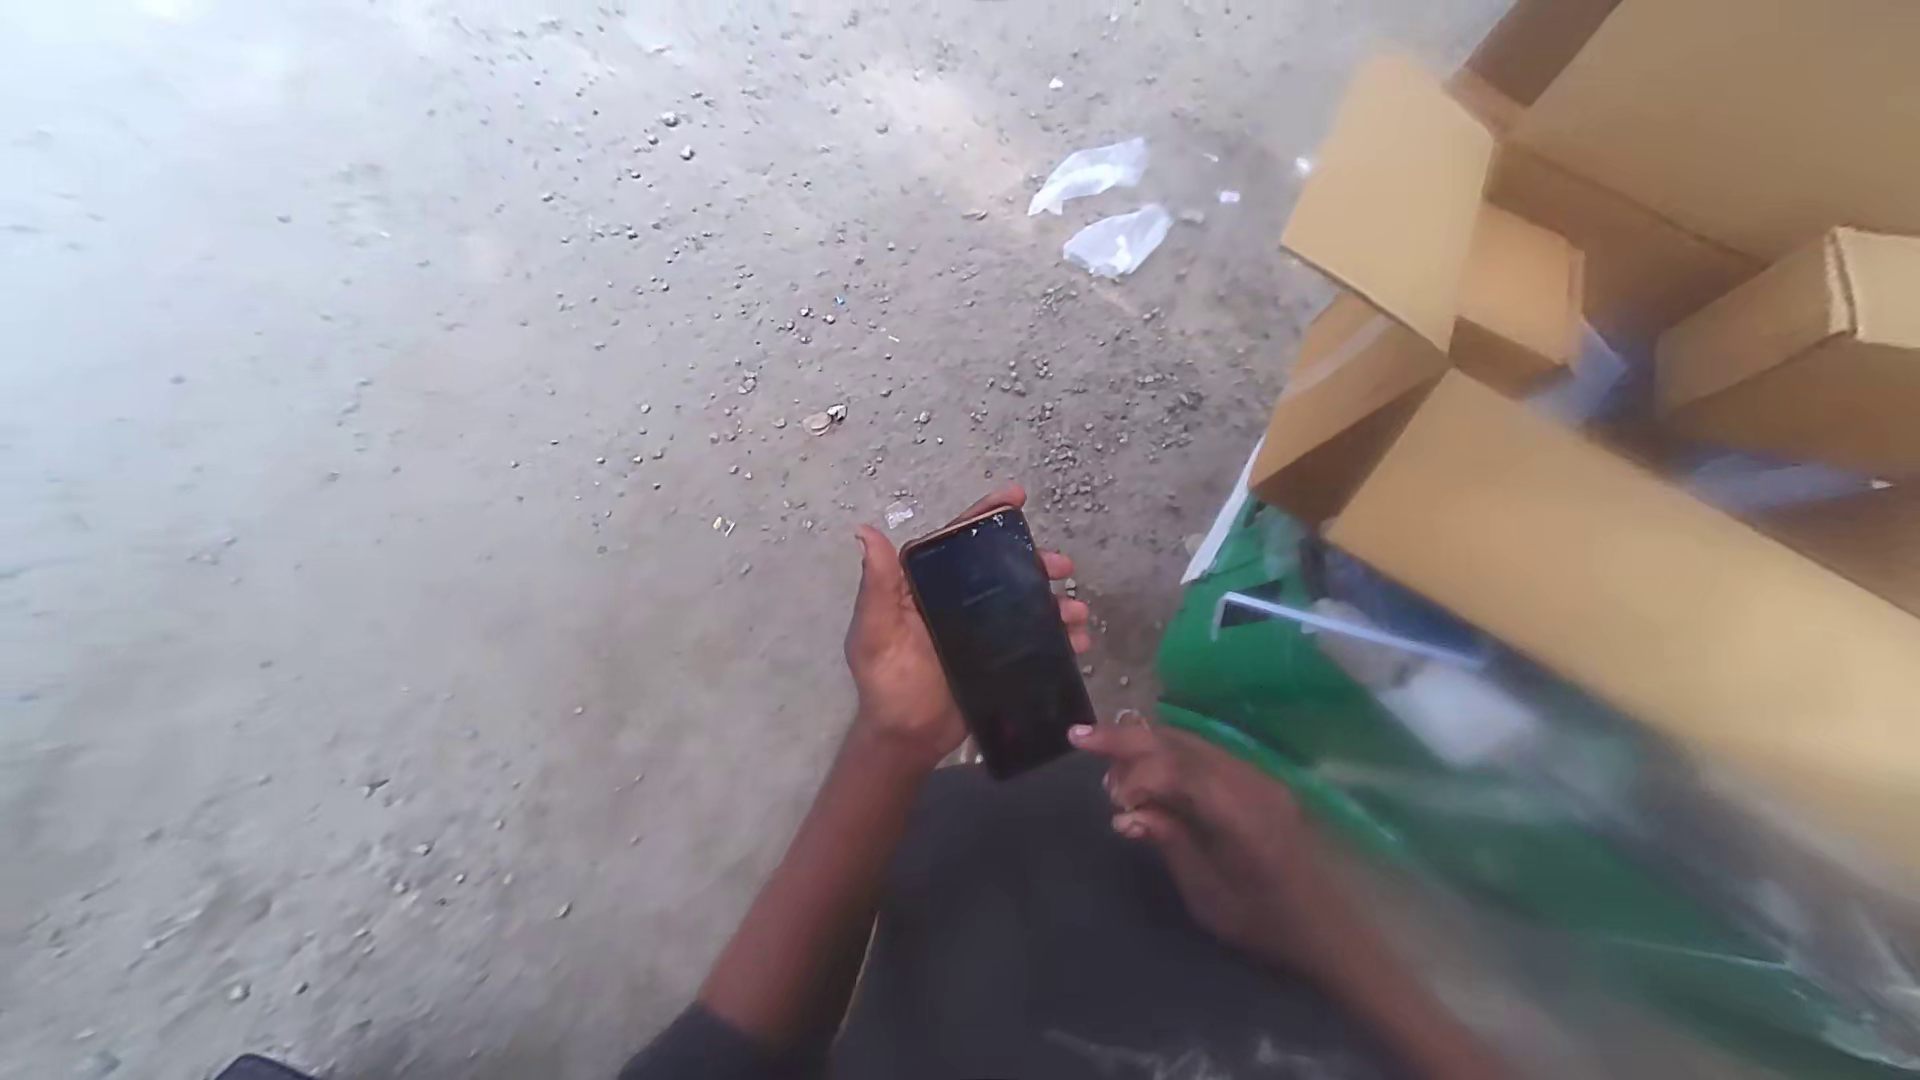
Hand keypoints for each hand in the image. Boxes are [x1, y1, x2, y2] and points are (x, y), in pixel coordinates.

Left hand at [846, 482, 1091, 770]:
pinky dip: (1060, 637)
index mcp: (928, 585)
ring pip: (1026, 602)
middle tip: (1061, 565)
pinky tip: (1077, 641)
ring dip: (1055, 599)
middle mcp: (959, 600)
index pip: (958, 542)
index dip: (986, 515)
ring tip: (1075, 610)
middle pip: (1003, 569)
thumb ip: (876, 584)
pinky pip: (1036, 640)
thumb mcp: (874, 630)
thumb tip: (866, 531)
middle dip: (1036, 561)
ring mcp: (983, 629)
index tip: (1015, 496)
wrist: (907, 736)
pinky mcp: (1002, 658)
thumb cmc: (885, 680)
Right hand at [1069, 714, 1349, 976]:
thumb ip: (1168, 841)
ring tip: (1103, 752)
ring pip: (1187, 739)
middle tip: (1080, 736)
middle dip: (1125, 737)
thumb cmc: (1266, 923)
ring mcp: (1253, 773)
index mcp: (1239, 812)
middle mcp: (1247, 780)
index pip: (1176, 768)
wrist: (1329, 930)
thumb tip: (1125, 812)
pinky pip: (1200, 750)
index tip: (1113, 801)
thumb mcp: (1208, 895)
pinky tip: (1141, 761)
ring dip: (1142, 742)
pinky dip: (1164, 750)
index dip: (1136, 773)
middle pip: (1177, 742)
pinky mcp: (1253, 776)